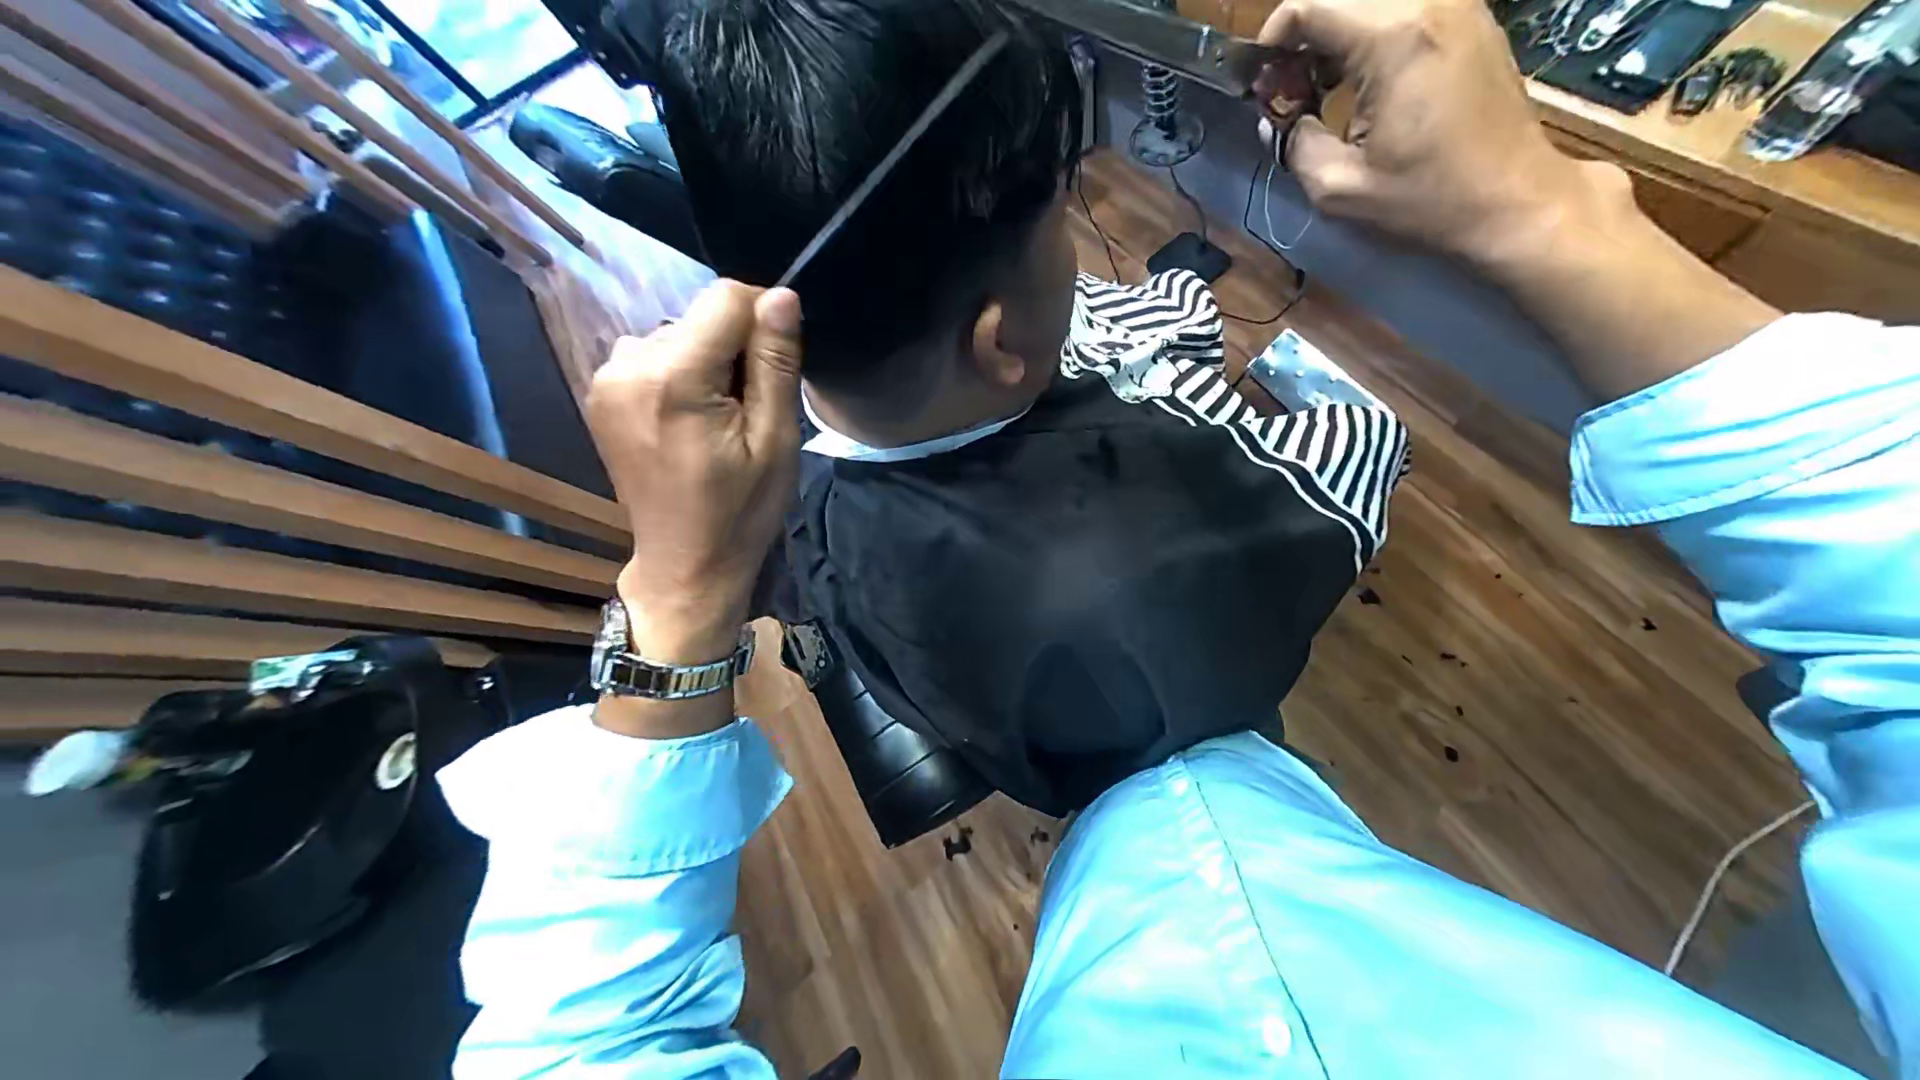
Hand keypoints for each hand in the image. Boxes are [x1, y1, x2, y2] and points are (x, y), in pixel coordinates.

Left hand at [585, 281, 802, 665]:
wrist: (686, 563)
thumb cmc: (741, 510)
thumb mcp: (776, 440)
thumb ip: (775, 363)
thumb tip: (781, 296)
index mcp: (673, 377)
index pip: (724, 299)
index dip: (762, 321)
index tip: (776, 368)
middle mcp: (627, 364)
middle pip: (699, 318)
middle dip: (733, 350)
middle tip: (748, 412)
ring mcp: (606, 379)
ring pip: (677, 335)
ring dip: (706, 363)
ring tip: (718, 421)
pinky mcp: (600, 394)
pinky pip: (652, 356)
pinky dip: (679, 375)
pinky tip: (688, 420)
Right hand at [1255, 0, 1622, 265]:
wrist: (1510, 198)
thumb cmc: (1423, 198)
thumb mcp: (1338, 187)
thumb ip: (1295, 144)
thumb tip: (1280, 120)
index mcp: (1393, 39)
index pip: (1313, 6)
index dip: (1273, 37)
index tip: (1259, 80)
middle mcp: (1430, 4)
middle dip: (1304, 35)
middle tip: (1287, 88)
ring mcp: (1459, 6)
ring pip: (1375, 0)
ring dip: (1337, 35)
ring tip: (1320, 85)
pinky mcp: (1473, 20)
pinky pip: (1406, 9)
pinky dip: (1371, 34)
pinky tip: (1362, 81)